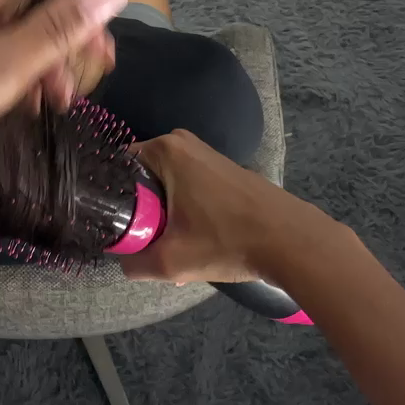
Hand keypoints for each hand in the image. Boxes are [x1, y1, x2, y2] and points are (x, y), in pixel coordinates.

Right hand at [119, 129, 333, 284]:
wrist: (291, 240)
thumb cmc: (228, 241)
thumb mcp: (172, 261)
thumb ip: (135, 263)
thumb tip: (123, 261)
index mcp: (165, 149)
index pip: (119, 167)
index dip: (113, 198)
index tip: (117, 227)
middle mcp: (182, 142)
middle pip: (143, 177)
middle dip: (143, 211)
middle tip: (146, 243)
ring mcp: (205, 152)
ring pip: (166, 185)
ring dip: (165, 214)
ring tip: (172, 246)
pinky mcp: (221, 167)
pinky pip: (187, 185)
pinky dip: (185, 210)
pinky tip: (196, 239)